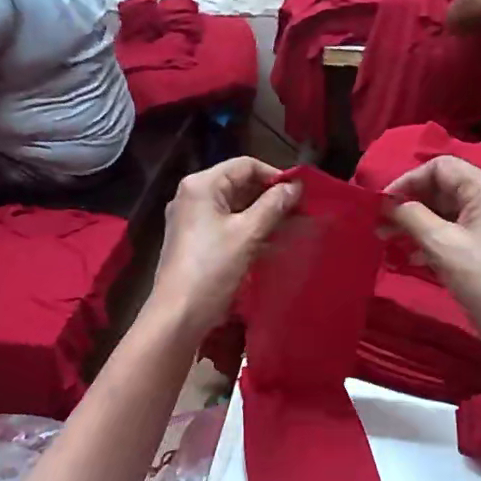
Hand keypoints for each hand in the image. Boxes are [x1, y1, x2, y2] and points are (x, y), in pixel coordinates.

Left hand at [148, 157, 300, 337]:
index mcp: (201, 185)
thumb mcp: (248, 234)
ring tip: (292, 228)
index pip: (245, 166)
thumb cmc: (212, 269)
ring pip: (235, 207)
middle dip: (271, 197)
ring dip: (263, 215)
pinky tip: (272, 243)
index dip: (275, 176)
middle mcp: (192, 196)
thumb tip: (295, 186)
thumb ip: (273, 206)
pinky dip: (249, 230)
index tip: (301, 195)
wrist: (179, 315)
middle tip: (301, 212)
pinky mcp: (195, 242)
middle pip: (239, 185)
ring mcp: (191, 220)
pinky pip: (227, 226)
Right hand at [384, 156, 480, 350]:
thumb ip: (411, 217)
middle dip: (410, 205)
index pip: (440, 168)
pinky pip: (456, 232)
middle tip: (380, 227)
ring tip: (389, 243)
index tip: (381, 205)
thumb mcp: (441, 243)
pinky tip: (413, 258)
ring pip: (447, 212)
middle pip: (443, 188)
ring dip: (417, 224)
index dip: (406, 181)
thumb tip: (387, 205)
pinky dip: (433, 240)